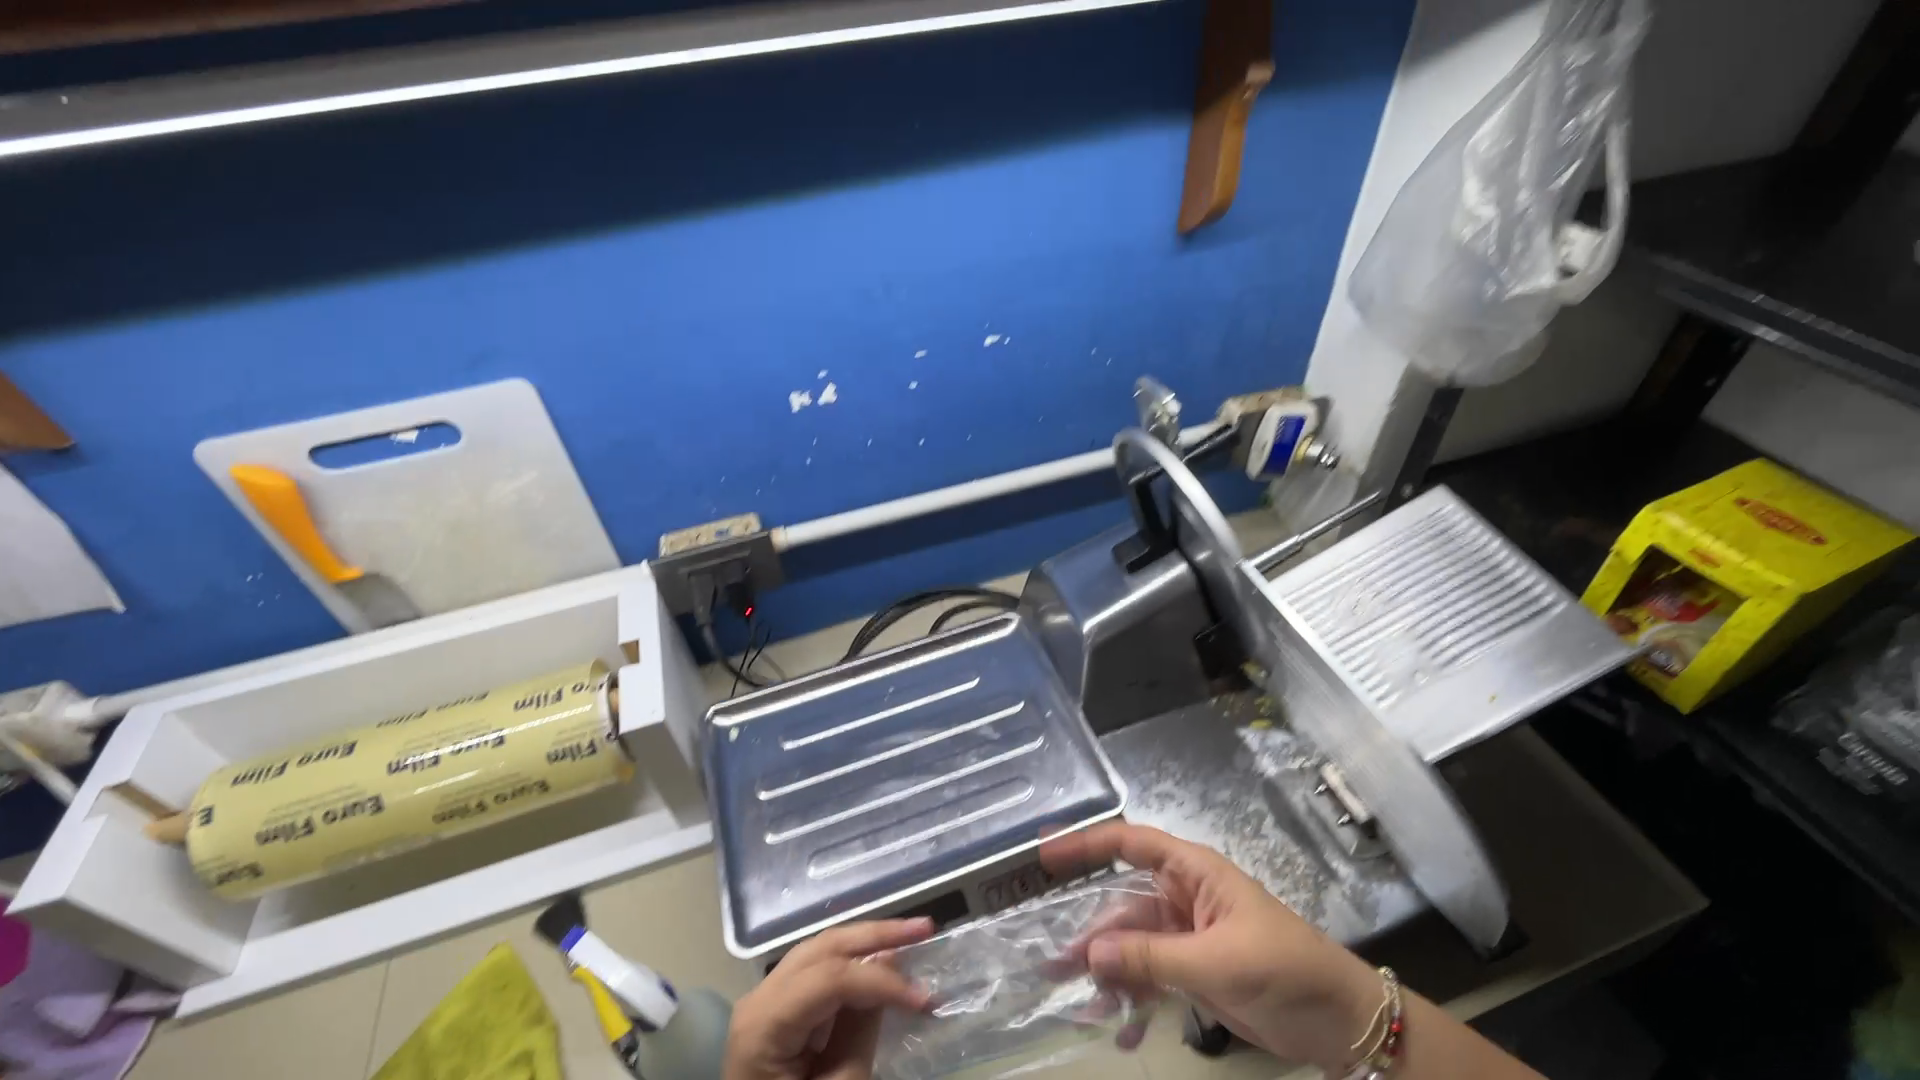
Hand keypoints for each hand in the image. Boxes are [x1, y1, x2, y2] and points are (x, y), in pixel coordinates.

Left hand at [723, 919, 935, 1079]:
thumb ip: (860, 1034)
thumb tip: (887, 971)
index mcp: (764, 1023)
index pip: (829, 979)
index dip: (880, 982)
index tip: (924, 999)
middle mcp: (760, 996)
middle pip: (824, 948)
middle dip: (877, 935)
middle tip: (925, 928)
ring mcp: (767, 996)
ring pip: (822, 948)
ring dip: (869, 938)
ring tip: (913, 931)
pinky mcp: (780, 1004)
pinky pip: (819, 968)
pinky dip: (854, 959)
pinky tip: (884, 954)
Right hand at [1040, 823, 1384, 1073]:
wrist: (1341, 1022)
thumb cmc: (1285, 970)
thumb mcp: (1217, 961)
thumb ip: (1153, 958)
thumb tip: (1090, 953)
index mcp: (1194, 873)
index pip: (1131, 845)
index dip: (1086, 845)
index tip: (1044, 855)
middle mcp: (1184, 897)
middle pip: (1122, 906)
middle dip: (1091, 934)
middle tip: (1054, 966)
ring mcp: (1187, 936)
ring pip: (1132, 945)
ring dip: (1109, 974)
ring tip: (1086, 1006)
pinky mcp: (1194, 971)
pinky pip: (1149, 976)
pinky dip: (1133, 998)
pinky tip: (1121, 1026)